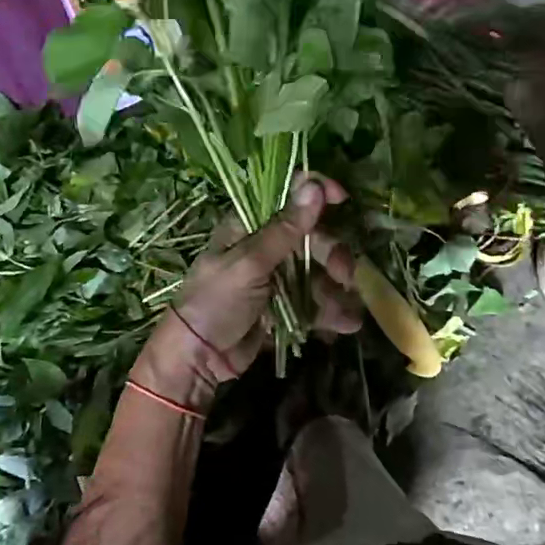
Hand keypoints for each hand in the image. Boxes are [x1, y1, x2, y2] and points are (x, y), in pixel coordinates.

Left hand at [131, 174, 361, 407]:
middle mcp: (266, 248)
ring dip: (335, 290)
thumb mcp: (249, 263)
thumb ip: (286, 228)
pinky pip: (314, 303)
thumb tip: (315, 186)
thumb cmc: (215, 302)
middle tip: (346, 275)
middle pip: (312, 238)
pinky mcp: (284, 307)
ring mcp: (276, 278)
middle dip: (333, 255)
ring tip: (347, 311)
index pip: (287, 197)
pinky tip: (347, 323)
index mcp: (250, 227)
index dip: (315, 193)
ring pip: (317, 273)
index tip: (343, 199)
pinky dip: (331, 313)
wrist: (197, 359)